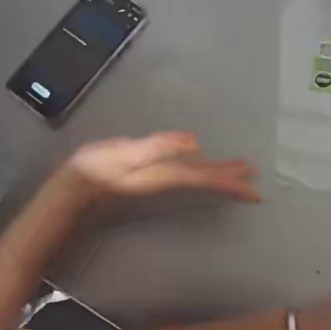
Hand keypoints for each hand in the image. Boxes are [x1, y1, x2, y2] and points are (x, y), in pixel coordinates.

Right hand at [60, 132, 260, 203]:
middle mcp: (165, 180)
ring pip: (196, 179)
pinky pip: (185, 176)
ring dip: (218, 179)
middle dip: (230, 183)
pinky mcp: (149, 175)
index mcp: (164, 174)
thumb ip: (159, 147)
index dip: (229, 180)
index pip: (204, 176)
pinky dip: (201, 174)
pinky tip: (202, 169)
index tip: (253, 185)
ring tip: (239, 178)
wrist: (74, 185)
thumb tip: (195, 141)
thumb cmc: (96, 169)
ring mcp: (157, 179)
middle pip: (204, 181)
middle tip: (256, 188)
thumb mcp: (126, 154)